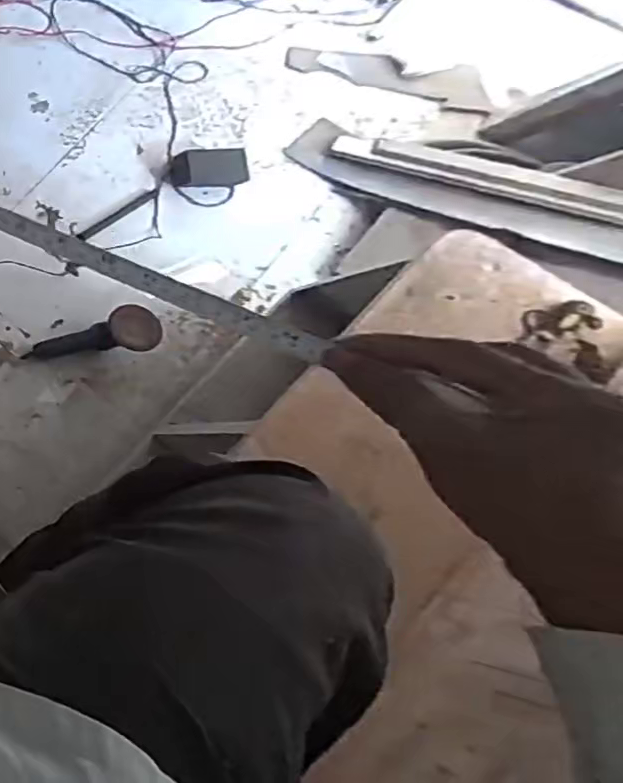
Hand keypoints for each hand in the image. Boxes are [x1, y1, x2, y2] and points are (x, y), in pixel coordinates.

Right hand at [324, 333, 622, 633]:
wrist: (602, 583)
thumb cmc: (520, 507)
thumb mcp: (445, 444)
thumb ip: (394, 393)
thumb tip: (341, 357)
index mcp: (556, 390)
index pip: (454, 352)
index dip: (388, 347)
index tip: (334, 348)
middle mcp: (593, 397)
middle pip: (495, 361)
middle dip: (428, 357)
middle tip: (371, 361)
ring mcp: (607, 427)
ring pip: (522, 384)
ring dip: (463, 376)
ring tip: (415, 380)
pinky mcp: (604, 454)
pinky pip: (538, 409)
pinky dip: (493, 399)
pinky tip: (473, 412)